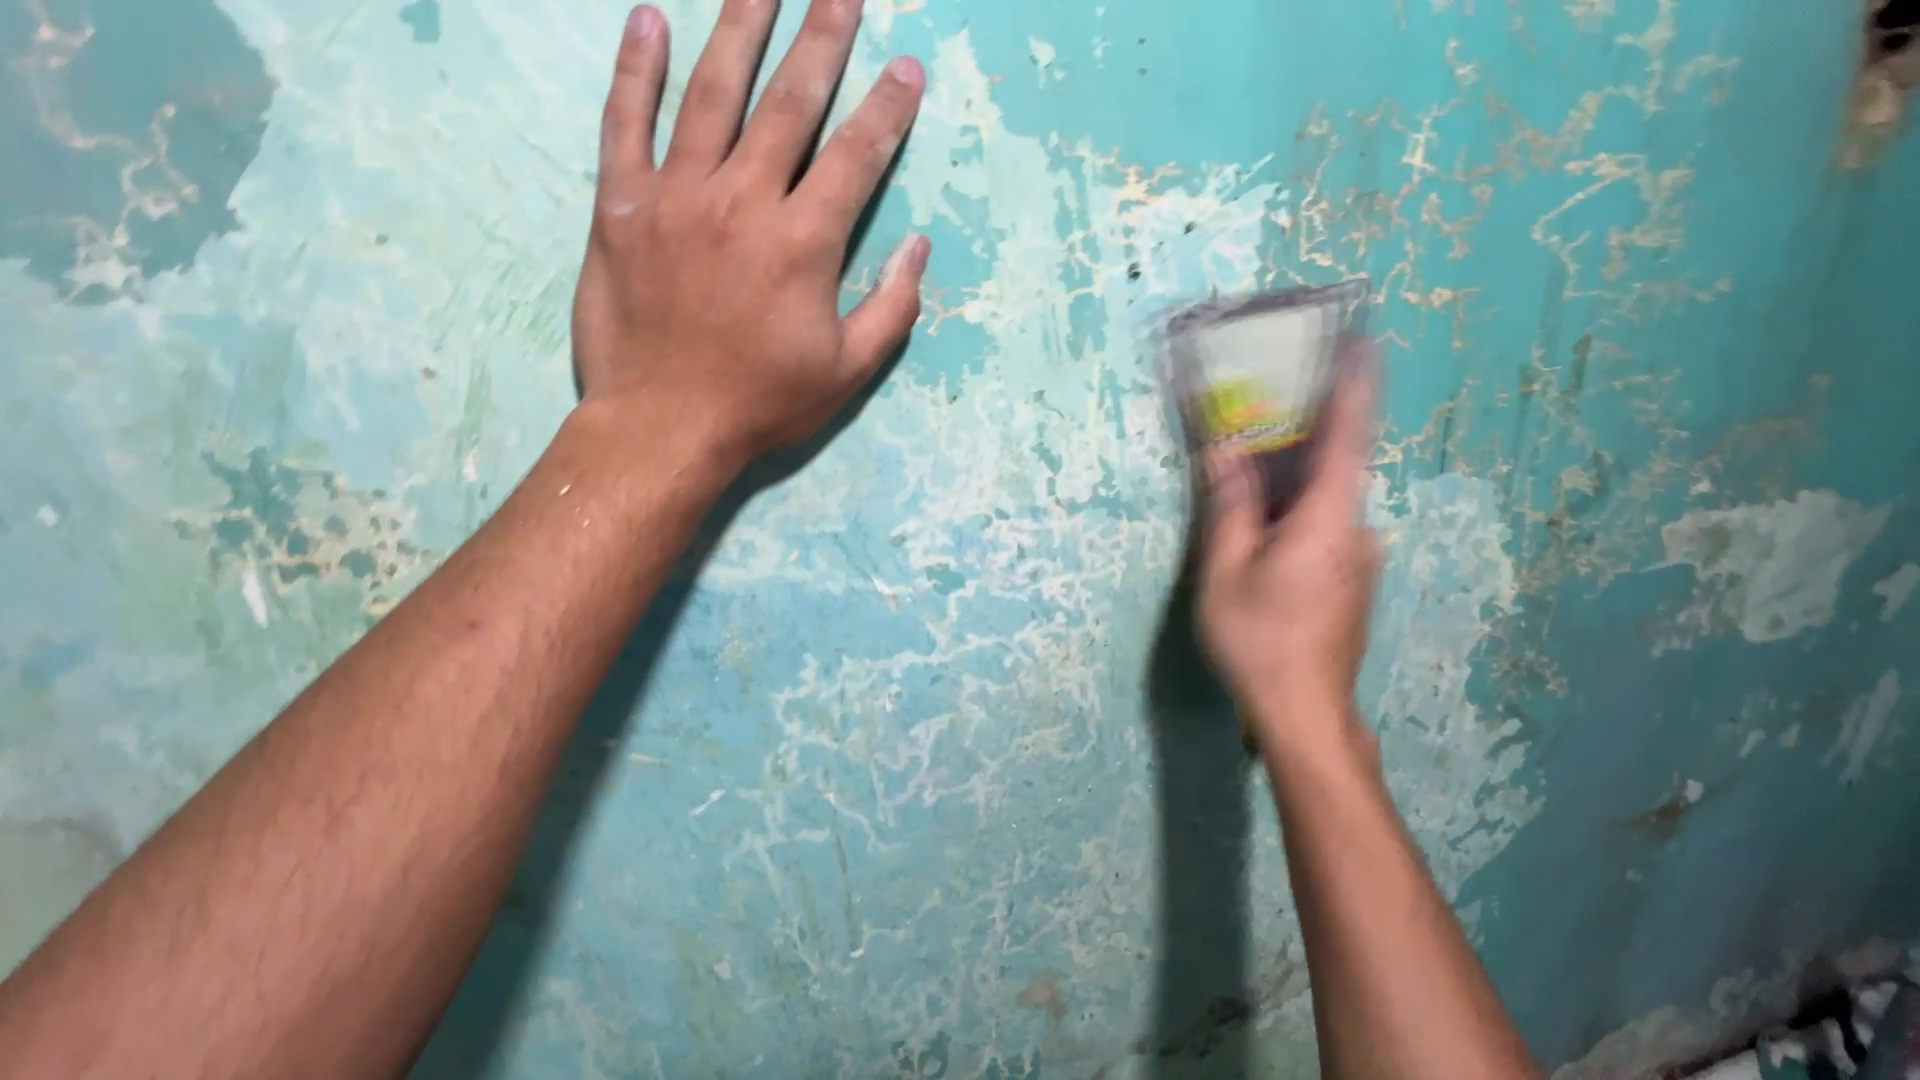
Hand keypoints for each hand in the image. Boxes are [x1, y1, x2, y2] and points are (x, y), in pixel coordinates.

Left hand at [571, 0, 930, 465]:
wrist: (662, 426)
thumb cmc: (760, 403)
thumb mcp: (848, 371)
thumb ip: (892, 308)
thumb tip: (918, 247)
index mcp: (802, 243)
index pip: (855, 156)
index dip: (887, 110)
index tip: (907, 69)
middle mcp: (742, 202)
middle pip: (789, 103)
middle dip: (823, 41)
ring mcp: (676, 197)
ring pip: (711, 94)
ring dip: (741, 29)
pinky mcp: (621, 208)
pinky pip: (625, 124)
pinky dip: (636, 71)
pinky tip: (649, 22)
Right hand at [1197, 349, 1380, 739]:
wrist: (1305, 714)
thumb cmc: (1259, 639)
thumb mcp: (1226, 571)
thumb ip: (1229, 506)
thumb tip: (1227, 450)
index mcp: (1328, 519)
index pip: (1347, 437)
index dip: (1354, 387)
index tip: (1362, 341)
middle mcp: (1357, 531)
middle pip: (1329, 471)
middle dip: (1296, 447)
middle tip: (1255, 433)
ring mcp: (1361, 560)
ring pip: (1323, 507)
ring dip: (1289, 493)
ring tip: (1247, 502)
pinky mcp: (1355, 583)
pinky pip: (1325, 532)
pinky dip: (1296, 521)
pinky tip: (1264, 546)